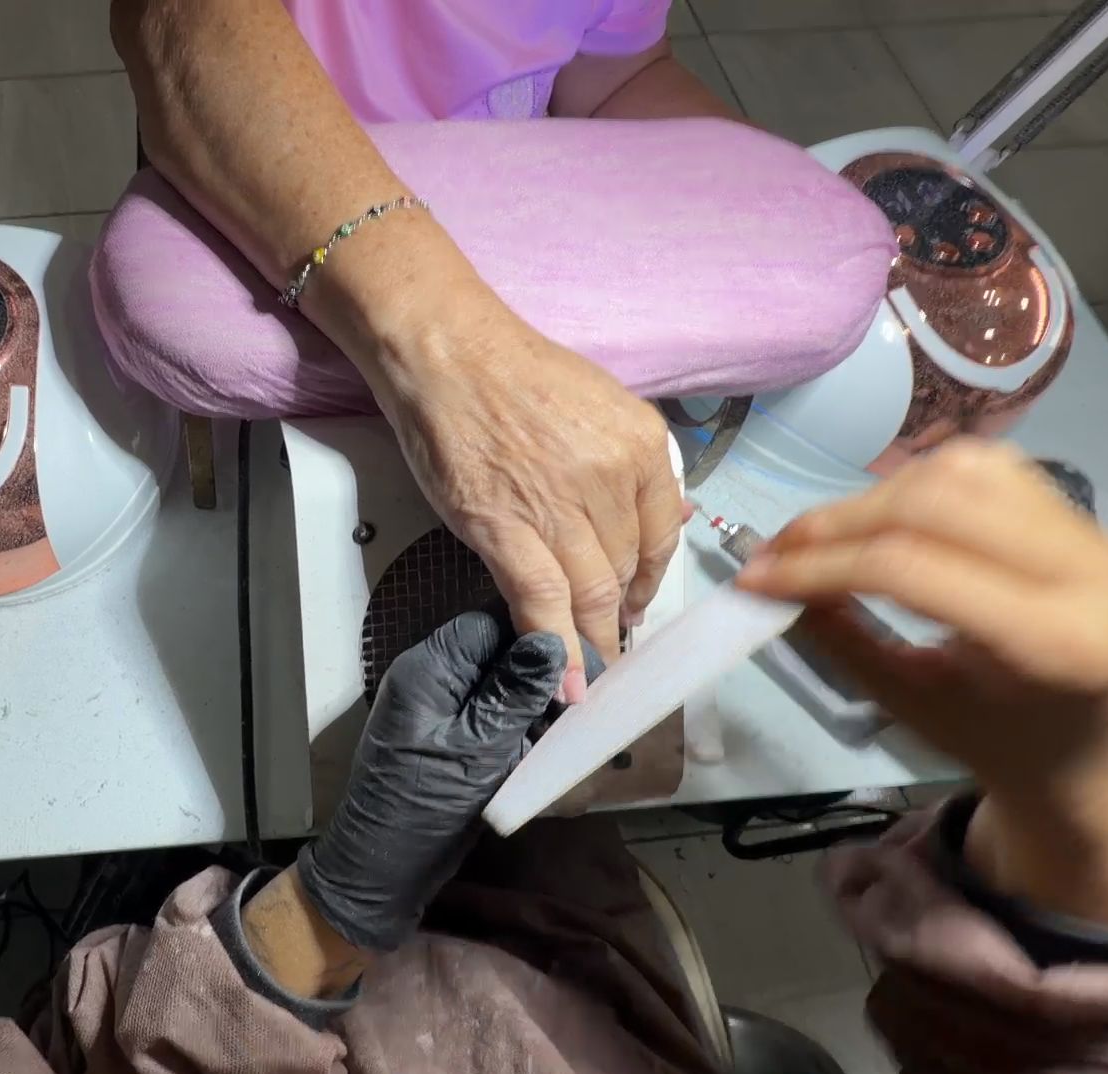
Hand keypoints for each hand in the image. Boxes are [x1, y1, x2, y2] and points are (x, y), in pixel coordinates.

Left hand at [296, 611, 564, 951]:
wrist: (383, 866)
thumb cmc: (424, 806)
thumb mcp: (478, 749)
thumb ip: (514, 693)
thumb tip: (552, 638)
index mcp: (429, 667)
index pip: (490, 623)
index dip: (538, 635)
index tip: (584, 666)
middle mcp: (431, 674)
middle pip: (497, 648)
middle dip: (542, 671)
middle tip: (582, 703)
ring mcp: (439, 703)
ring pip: (500, 680)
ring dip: (535, 701)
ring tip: (568, 727)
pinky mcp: (449, 730)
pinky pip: (492, 709)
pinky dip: (520, 722)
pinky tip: (546, 742)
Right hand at [374, 305, 684, 697]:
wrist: (445, 355)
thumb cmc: (508, 373)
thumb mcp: (594, 405)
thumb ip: (622, 465)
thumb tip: (639, 520)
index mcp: (642, 447)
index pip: (663, 537)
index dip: (649, 584)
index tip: (635, 606)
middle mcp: (612, 480)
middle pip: (626, 571)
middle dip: (618, 618)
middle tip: (609, 646)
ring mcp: (559, 508)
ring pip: (592, 595)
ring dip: (592, 642)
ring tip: (587, 674)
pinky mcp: (505, 529)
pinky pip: (542, 600)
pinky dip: (557, 648)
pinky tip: (565, 684)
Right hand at [736, 440, 1107, 925]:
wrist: (1081, 751)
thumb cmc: (984, 741)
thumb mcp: (895, 697)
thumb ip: (828, 630)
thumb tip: (762, 579)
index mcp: (1052, 641)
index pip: (912, 564)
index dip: (816, 560)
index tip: (752, 577)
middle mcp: (1096, 578)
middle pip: (936, 503)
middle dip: (831, 523)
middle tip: (774, 554)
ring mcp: (1099, 543)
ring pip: (964, 471)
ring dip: (871, 497)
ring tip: (822, 537)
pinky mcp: (1083, 524)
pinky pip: (988, 470)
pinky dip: (914, 482)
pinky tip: (878, 518)